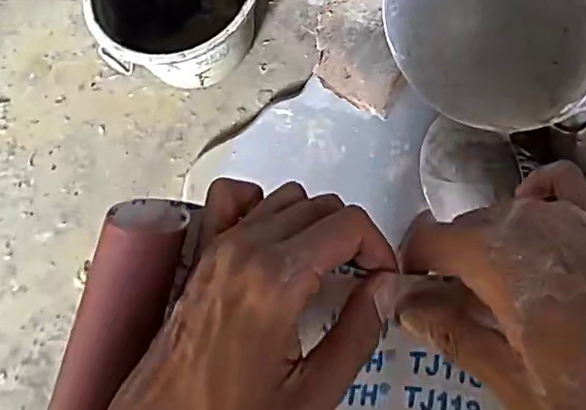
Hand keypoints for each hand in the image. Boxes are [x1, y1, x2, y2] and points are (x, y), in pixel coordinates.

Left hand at [112, 181, 397, 409]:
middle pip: (323, 206)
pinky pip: (235, 196)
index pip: (349, 224)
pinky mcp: (202, 252)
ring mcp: (221, 245)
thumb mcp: (310, 399)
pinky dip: (261, 202)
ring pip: (288, 196)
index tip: (382, 275)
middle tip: (361, 277)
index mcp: (277, 279)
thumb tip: (383, 289)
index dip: (378, 246)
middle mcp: (247, 248)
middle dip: (352, 236)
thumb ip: (357, 335)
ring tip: (323, 265)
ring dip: (314, 222)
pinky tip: (274, 236)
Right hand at [395, 162, 585, 409]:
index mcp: (498, 254)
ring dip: (487, 240)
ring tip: (493, 288)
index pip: (431, 237)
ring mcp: (564, 210)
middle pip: (465, 224)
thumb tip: (405, 299)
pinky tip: (535, 231)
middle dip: (449, 259)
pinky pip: (552, 185)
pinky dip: (532, 198)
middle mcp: (525, 216)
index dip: (412, 262)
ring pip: (502, 209)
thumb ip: (455, 331)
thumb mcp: (515, 379)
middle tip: (451, 308)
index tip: (408, 292)